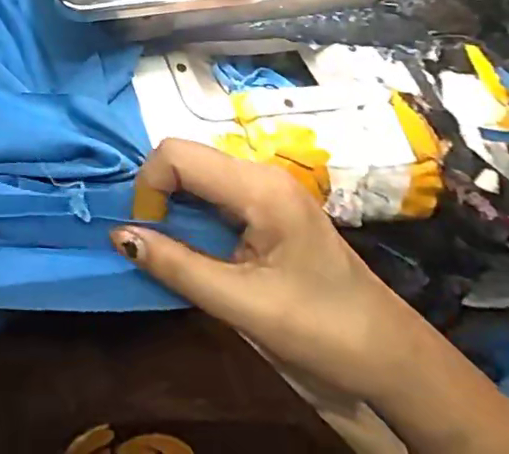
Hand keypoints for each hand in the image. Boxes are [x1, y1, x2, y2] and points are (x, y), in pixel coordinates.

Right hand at [110, 142, 508, 453]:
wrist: (389, 356)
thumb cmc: (321, 331)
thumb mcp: (242, 305)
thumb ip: (177, 266)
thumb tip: (119, 235)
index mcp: (259, 187)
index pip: (176, 153)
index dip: (149, 188)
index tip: (148, 236)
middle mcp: (262, 173)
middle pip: (186, 158)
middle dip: (159, 195)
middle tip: (158, 245)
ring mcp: (269, 186)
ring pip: (199, 173)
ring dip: (176, 205)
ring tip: (177, 250)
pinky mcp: (271, 204)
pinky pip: (216, 191)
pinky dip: (195, 213)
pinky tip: (201, 248)